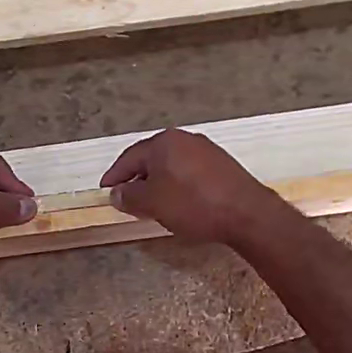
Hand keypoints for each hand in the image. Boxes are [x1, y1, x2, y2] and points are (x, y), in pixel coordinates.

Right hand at [99, 129, 291, 245]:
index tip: (105, 190)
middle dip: (137, 178)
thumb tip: (118, 193)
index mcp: (164, 142)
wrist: (246, 213)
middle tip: (126, 197)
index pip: (130, 157)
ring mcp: (207, 151)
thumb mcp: (152, 203)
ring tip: (152, 203)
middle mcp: (185, 139)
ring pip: (172, 166)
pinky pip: (190, 172)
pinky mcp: (223, 166)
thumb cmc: (192, 204)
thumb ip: (130, 196)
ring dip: (159, 183)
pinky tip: (179, 202)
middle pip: (152, 158)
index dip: (115, 175)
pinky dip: (178, 185)